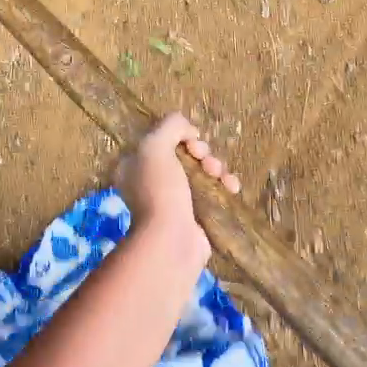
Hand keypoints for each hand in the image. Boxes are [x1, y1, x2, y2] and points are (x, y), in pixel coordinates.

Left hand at [115, 114, 240, 246]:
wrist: (172, 240)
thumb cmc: (159, 189)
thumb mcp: (155, 145)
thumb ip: (170, 126)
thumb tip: (189, 129)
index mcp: (134, 164)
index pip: (160, 139)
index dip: (179, 134)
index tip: (190, 139)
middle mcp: (150, 180)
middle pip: (183, 153)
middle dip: (201, 151)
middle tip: (205, 158)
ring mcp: (173, 199)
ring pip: (200, 170)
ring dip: (215, 166)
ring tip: (221, 175)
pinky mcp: (194, 214)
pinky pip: (211, 191)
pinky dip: (224, 185)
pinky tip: (232, 187)